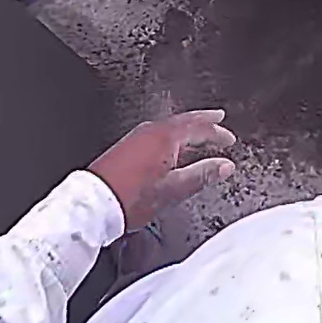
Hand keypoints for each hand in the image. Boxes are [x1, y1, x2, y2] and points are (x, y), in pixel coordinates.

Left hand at [89, 109, 236, 228]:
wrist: (92, 205)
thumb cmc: (130, 197)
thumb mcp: (173, 189)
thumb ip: (202, 174)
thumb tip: (225, 166)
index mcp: (166, 137)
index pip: (199, 127)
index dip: (217, 133)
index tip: (229, 139)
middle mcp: (151, 131)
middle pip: (184, 120)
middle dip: (204, 120)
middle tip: (218, 117)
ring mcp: (137, 137)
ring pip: (170, 126)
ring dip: (188, 127)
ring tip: (198, 132)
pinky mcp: (128, 146)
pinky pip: (158, 133)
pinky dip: (172, 135)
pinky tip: (172, 147)